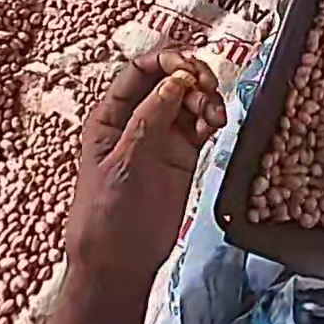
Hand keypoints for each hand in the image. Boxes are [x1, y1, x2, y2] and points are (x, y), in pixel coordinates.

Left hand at [66, 49, 226, 291]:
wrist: (120, 263)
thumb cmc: (107, 214)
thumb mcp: (123, 162)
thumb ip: (149, 119)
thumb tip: (176, 80)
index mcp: (111, 115)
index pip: (139, 71)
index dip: (166, 61)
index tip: (190, 68)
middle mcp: (138, 118)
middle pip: (169, 79)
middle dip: (191, 76)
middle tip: (208, 88)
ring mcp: (162, 135)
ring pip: (189, 98)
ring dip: (206, 98)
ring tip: (215, 116)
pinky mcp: (183, 153)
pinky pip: (201, 122)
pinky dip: (212, 117)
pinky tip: (216, 125)